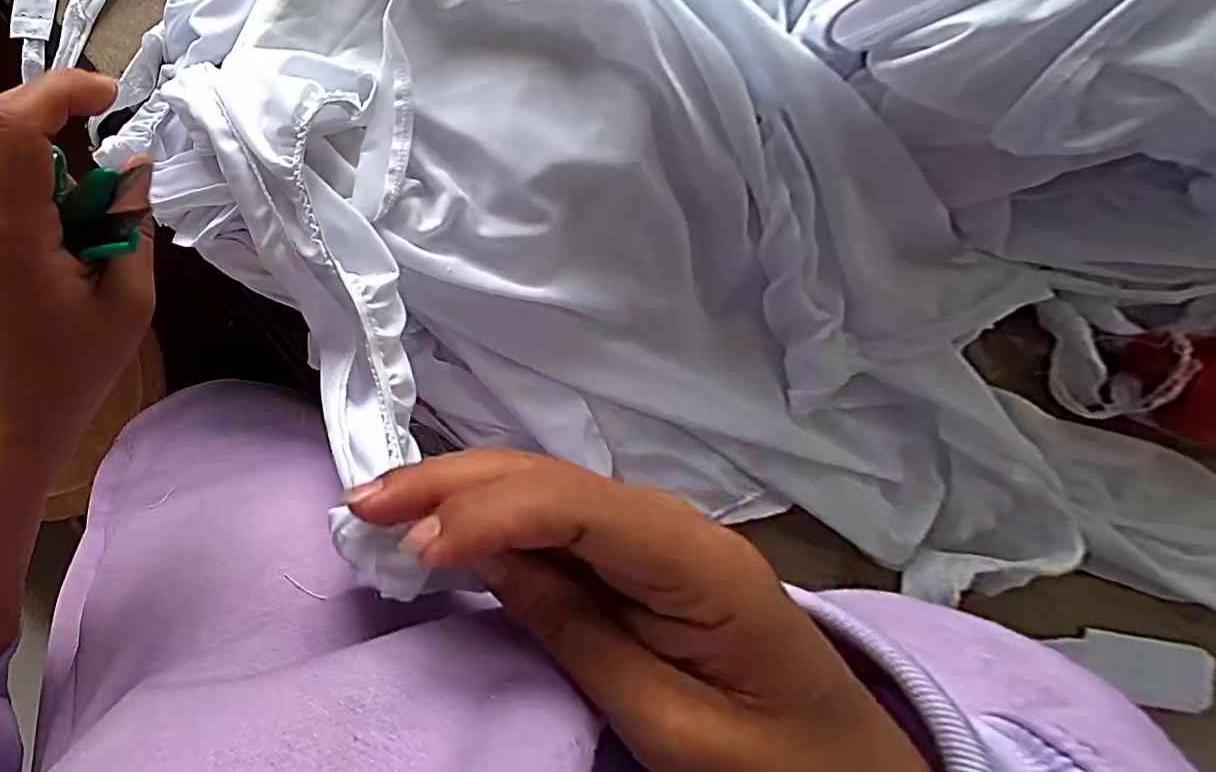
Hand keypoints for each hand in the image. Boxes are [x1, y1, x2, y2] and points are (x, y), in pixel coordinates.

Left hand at [0, 69, 153, 672]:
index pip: (15, 127)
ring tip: (103, 179)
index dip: (62, 91)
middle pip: (2, 121)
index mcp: (14, 231)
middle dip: (59, 100)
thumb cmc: (77, 366)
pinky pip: (14, 175)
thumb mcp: (129, 297)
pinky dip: (51, 168)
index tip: (113, 95)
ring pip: (6, 144)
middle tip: (112, 109)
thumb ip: (132, 221)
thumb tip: (135, 165)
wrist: (22, 413)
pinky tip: (83, 207)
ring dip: (57, 138)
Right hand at [348, 450, 928, 771]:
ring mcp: (639, 519)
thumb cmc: (774, 764)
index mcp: (691, 557)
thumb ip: (571, 625)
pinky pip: (539, 507)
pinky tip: (436, 515)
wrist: (849, 770)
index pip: (569, 503)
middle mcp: (660, 514)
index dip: (485, 514)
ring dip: (451, 486)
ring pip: (530, 479)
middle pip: (538, 474)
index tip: (416, 549)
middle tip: (366, 501)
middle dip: (447, 482)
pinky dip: (479, 509)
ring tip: (382, 499)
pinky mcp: (619, 537)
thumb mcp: (670, 722)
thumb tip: (477, 550)